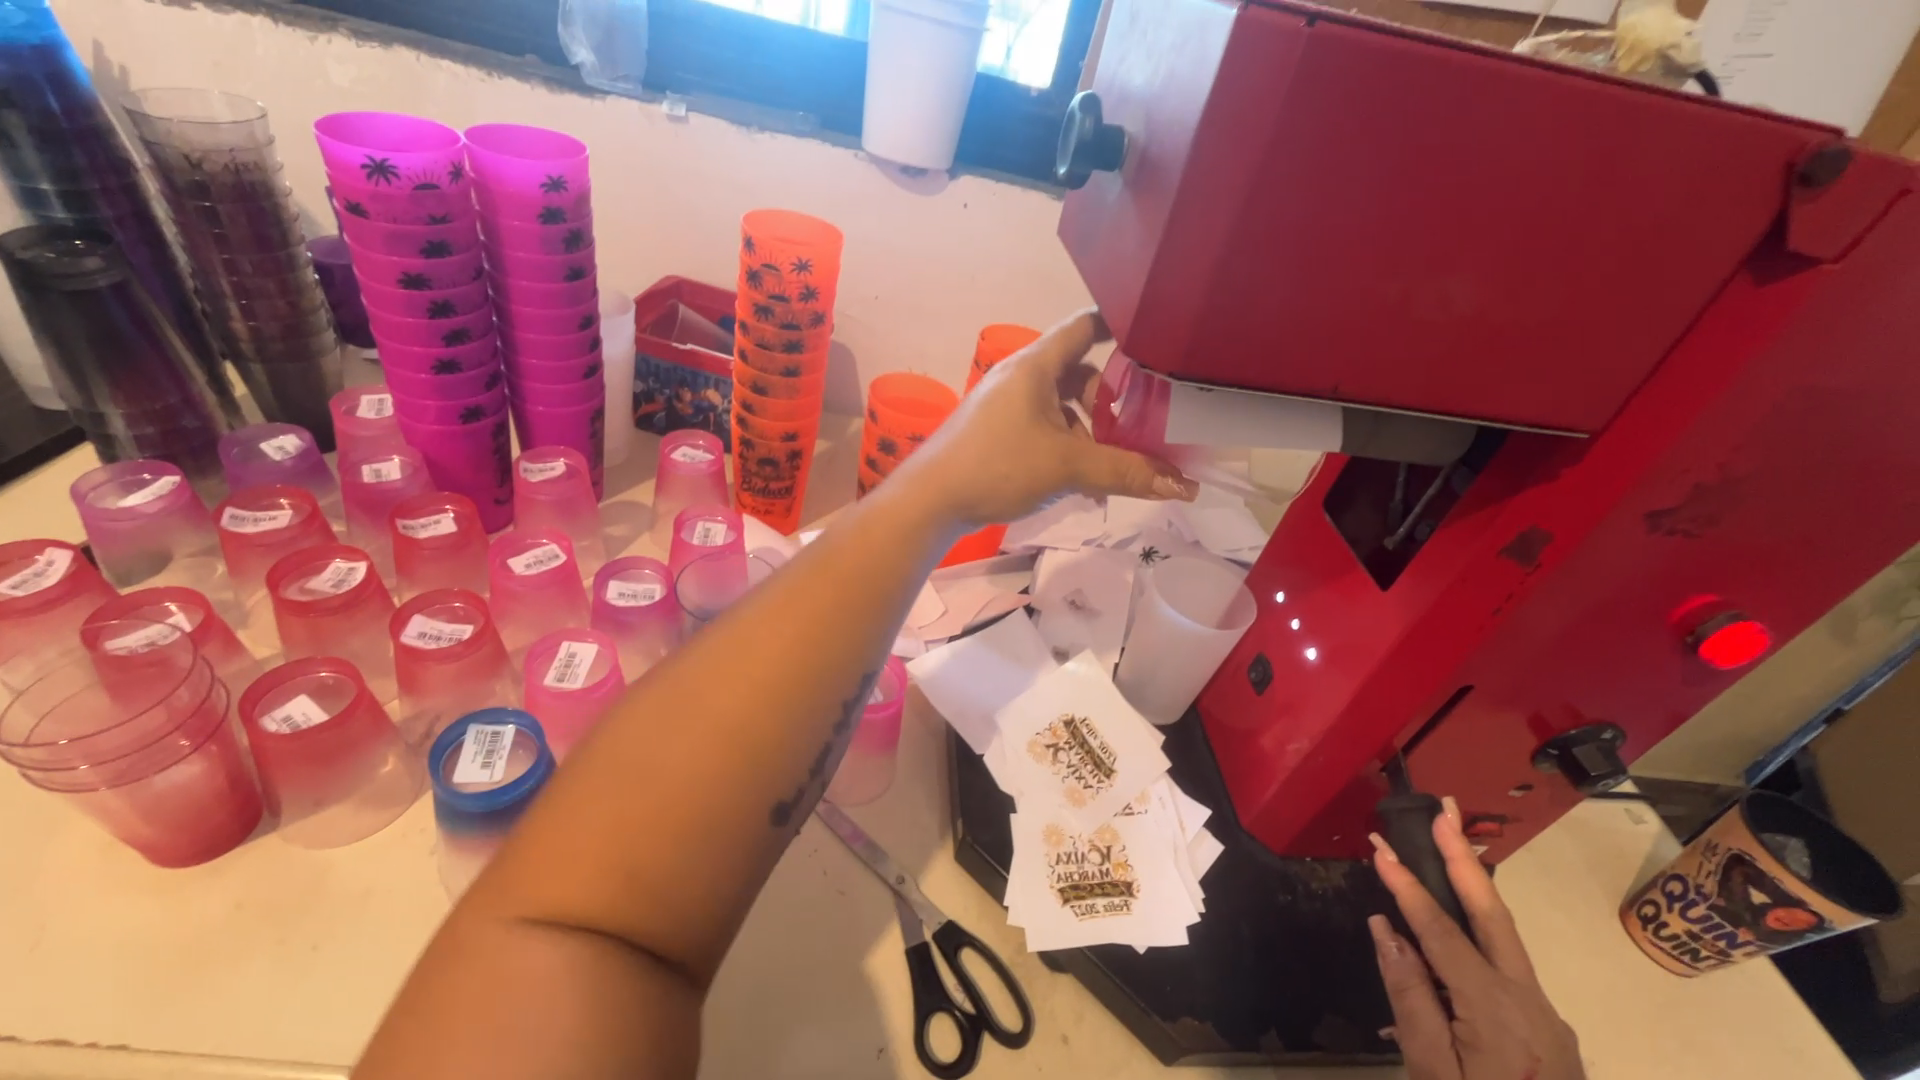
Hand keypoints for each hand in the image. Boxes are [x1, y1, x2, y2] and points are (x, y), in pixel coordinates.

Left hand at [898, 309, 1197, 526]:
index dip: (1121, 326)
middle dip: (1112, 398)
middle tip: (1142, 422)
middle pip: (1079, 371)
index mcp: (1036, 365)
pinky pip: (1045, 427)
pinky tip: (1083, 483)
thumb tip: (1184, 487)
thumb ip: (1126, 472)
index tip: (1157, 340)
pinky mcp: (998, 430)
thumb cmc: (997, 466)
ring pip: (1063, 405)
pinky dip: (1068, 446)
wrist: (931, 500)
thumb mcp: (1067, 467)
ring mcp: (1007, 403)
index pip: (1086, 326)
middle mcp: (1021, 375)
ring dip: (1091, 430)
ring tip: (1114, 463)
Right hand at [1369, 799, 1585, 1079]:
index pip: (1440, 931)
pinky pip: (1507, 967)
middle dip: (1466, 859)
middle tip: (1445, 811)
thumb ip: (1409, 998)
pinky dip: (1481, 931)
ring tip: (1452, 847)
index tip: (1379, 847)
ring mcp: (1545, 1015)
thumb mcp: (1431, 1073)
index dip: (1407, 886)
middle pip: (1493, 915)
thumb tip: (1385, 929)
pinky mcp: (1549, 1029)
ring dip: (1477, 888)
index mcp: (1493, 1010)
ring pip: (1507, 937)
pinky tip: (1457, 933)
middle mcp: (1528, 1000)